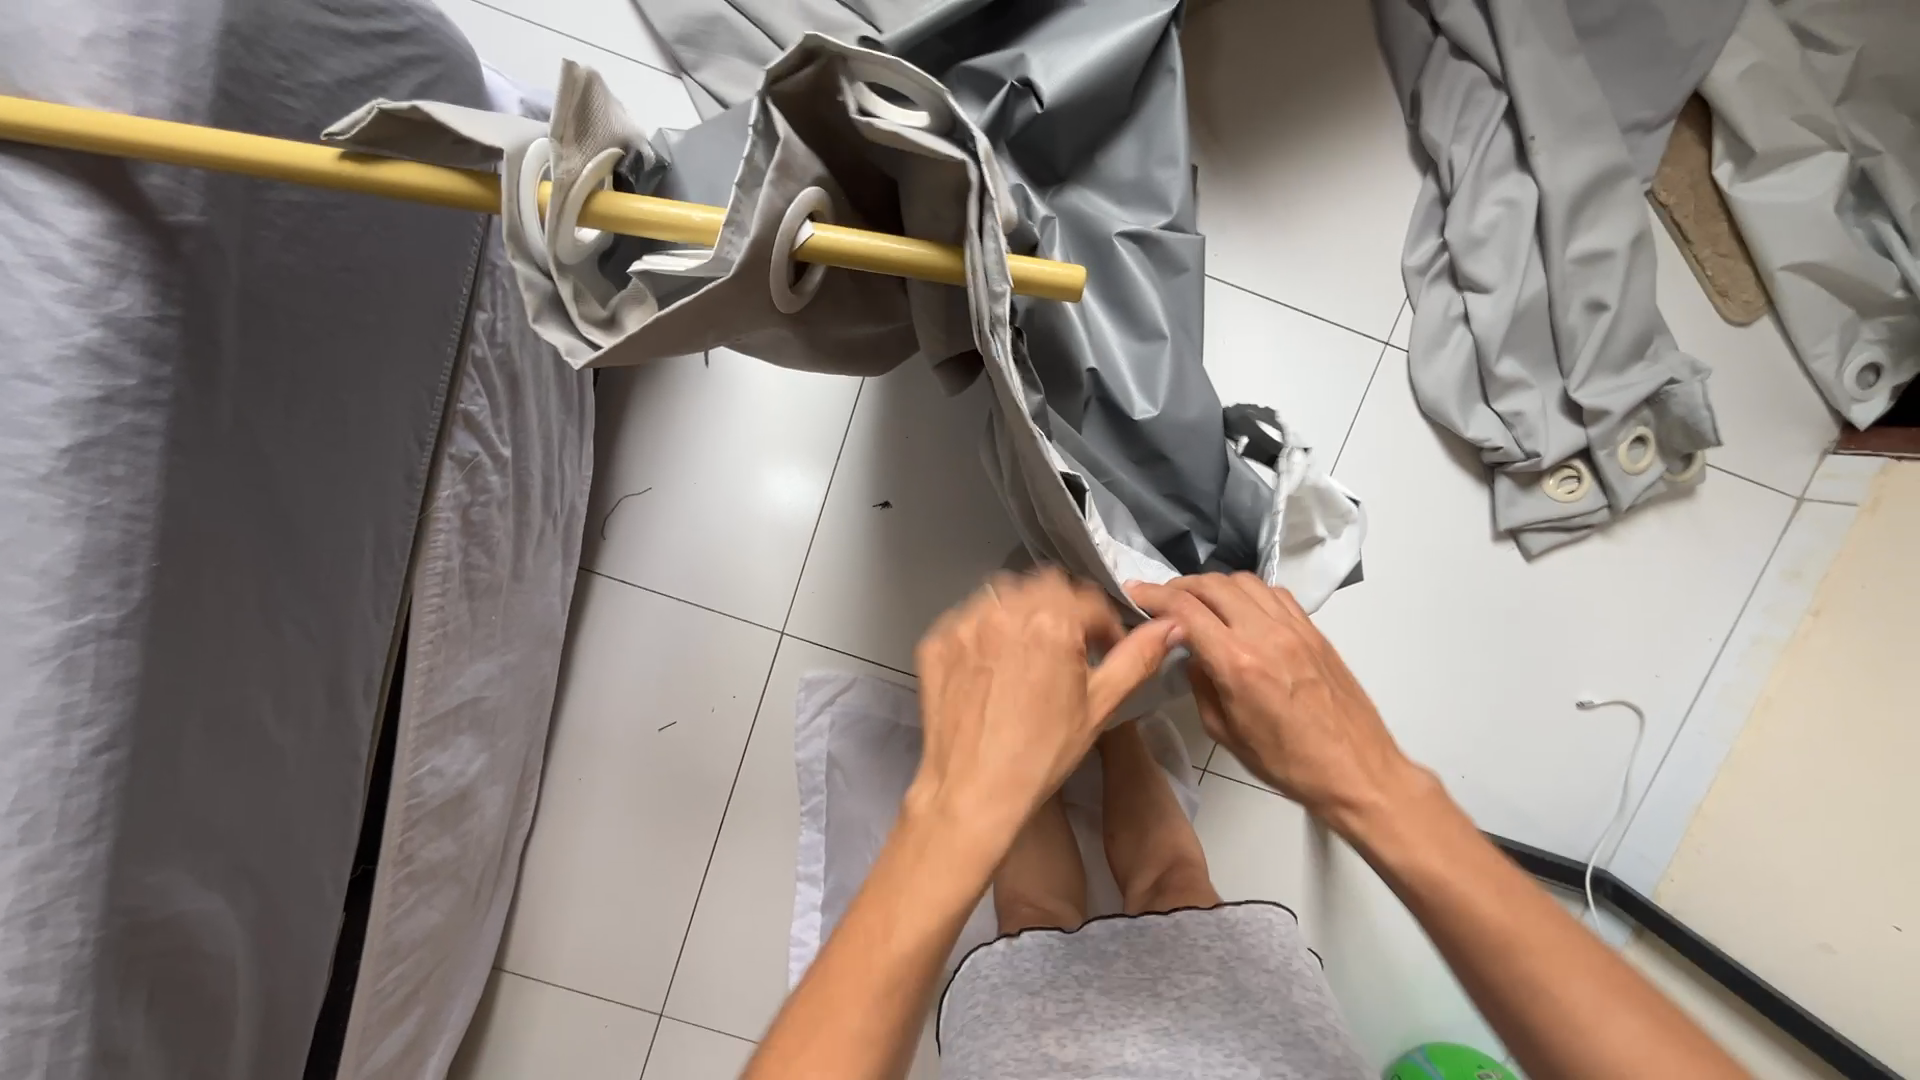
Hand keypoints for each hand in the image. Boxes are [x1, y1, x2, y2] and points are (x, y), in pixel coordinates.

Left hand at [908, 569, 1180, 850]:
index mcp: (1052, 622)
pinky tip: (994, 664)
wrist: (971, 792)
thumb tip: (1171, 627)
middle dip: (1064, 609)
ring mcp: (965, 624)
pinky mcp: (937, 641)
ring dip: (1024, 611)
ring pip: (1004, 594)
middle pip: (1045, 586)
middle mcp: (1005, 612)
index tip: (1104, 649)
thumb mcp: (1099, 707)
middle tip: (1068, 647)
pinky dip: (987, 629)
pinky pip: (969, 617)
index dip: (1105, 624)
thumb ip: (1137, 658)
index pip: (1089, 600)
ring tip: (1030, 652)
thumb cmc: (1040, 756)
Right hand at [1127, 574, 1420, 832]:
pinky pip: (1274, 594)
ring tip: (1201, 602)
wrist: (1357, 771)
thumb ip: (1201, 684)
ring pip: (1244, 581)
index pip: (1184, 609)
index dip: (1153, 594)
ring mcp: (1294, 628)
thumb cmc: (1285, 763)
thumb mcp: (1224, 732)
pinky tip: (1241, 611)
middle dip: (1180, 586)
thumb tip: (1193, 654)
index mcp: (1237, 663)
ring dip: (1214, 585)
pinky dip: (1248, 593)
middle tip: (1163, 599)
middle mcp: (1265, 634)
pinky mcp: (1314, 631)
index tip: (1134, 591)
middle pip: (1212, 584)